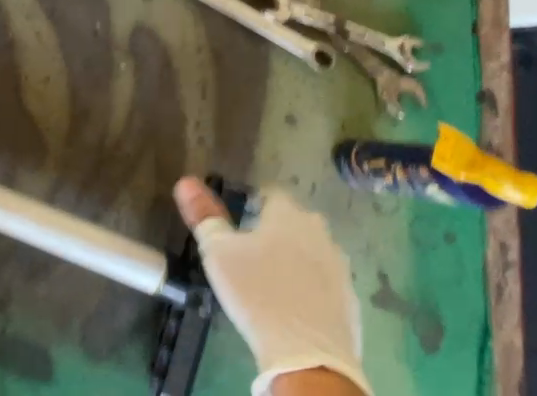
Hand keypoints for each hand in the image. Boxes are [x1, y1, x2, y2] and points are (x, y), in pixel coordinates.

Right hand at [173, 177, 370, 395]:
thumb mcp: (217, 250)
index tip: (235, 221)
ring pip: (311, 251)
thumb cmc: (256, 291)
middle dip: (273, 228)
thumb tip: (187, 182)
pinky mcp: (349, 300)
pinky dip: (307, 284)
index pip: (271, 194)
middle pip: (294, 221)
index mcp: (289, 216)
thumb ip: (204, 214)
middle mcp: (320, 235)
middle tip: (246, 248)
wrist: (307, 354)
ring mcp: (340, 269)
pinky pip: (323, 281)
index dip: (251, 202)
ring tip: (266, 275)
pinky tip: (288, 302)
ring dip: (292, 256)